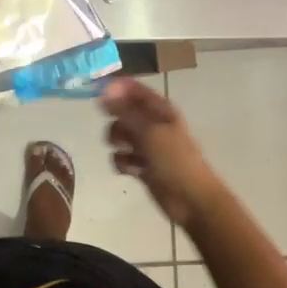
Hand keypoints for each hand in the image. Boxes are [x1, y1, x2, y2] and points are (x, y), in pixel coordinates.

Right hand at [100, 77, 222, 225]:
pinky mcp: (141, 165)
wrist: (191, 200)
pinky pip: (121, 157)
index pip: (133, 89)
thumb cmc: (174, 160)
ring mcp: (146, 145)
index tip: (95, 92)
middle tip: (120, 134)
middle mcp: (152, 123)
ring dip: (118, 145)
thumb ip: (125, 111)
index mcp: (160, 109)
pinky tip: (132, 171)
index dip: (115, 88)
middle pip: (122, 113)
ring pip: (119, 136)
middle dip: (116, 122)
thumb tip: (104, 89)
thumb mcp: (149, 132)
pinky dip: (123, 163)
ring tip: (128, 154)